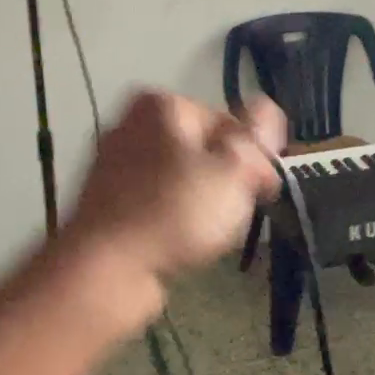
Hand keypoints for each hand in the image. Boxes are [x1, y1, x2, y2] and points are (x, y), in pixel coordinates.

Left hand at [62, 89, 285, 283]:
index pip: (228, 121)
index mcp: (160, 104)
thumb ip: (255, 138)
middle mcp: (132, 126)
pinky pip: (158, 206)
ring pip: (181, 180)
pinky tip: (180, 244)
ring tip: (208, 233)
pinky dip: (173, 222)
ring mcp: (115, 167)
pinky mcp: (108, 205)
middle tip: (237, 213)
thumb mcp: (232, 170)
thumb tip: (268, 111)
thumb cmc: (174, 212)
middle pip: (203, 150)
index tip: (265, 189)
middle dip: (226, 180)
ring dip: (202, 204)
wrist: (106, 269)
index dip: (254, 156)